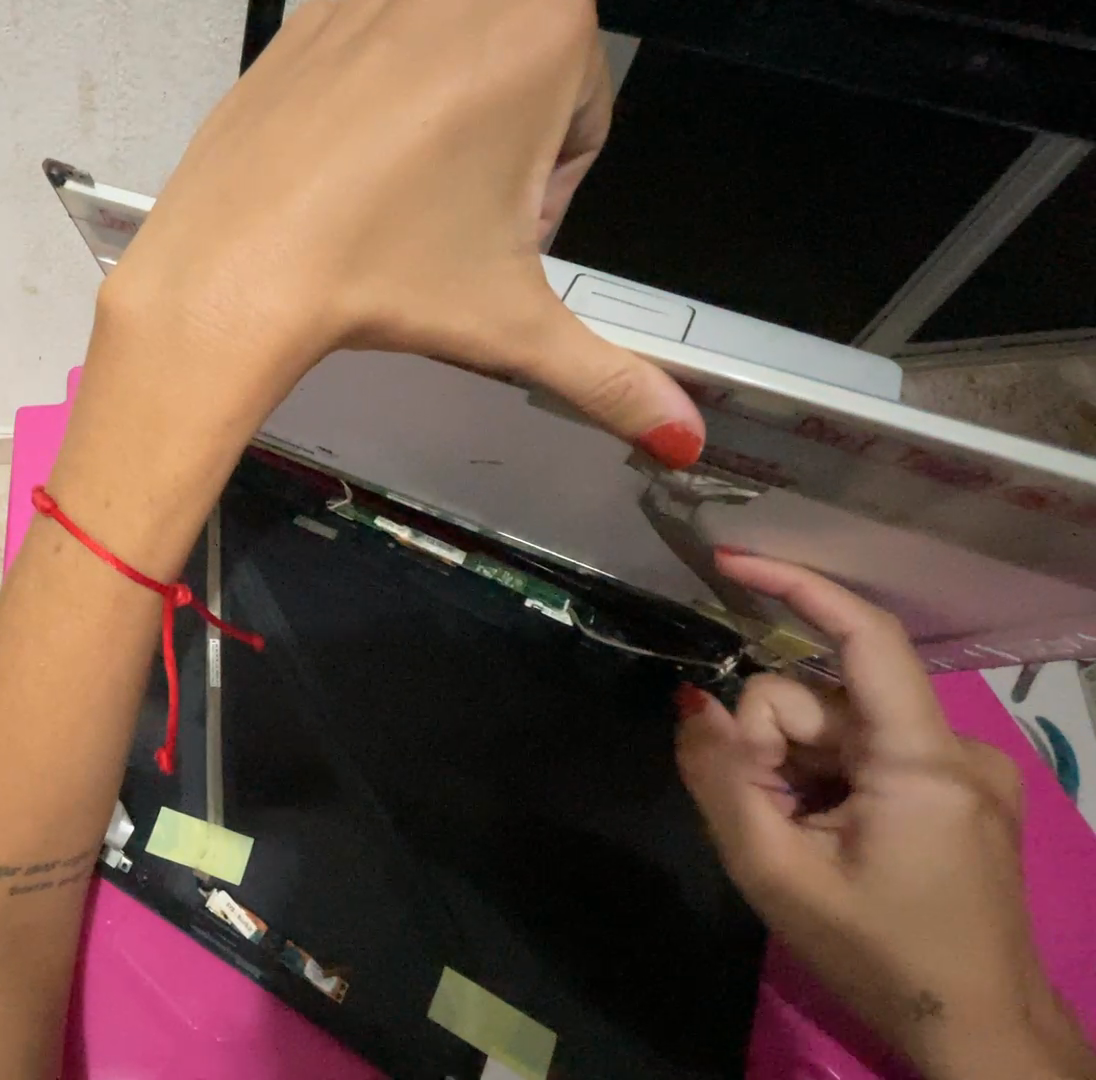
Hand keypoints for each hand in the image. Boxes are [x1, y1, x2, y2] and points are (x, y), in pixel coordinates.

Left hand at [86, 0, 703, 470]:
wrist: (232, 271)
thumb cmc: (374, 280)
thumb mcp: (509, 323)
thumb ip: (609, 376)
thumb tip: (683, 441)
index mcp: (545, 27)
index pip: (583, 117)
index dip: (538, 197)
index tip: (488, 242)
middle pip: (513, 83)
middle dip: (489, 159)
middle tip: (430, 227)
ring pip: (440, 65)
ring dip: (428, 129)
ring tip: (377, 203)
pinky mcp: (301, 21)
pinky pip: (362, 59)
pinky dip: (360, 109)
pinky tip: (332, 172)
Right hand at [676, 553, 1094, 1078]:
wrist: (978, 1032)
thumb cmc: (874, 951)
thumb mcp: (768, 866)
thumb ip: (717, 773)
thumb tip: (692, 696)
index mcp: (920, 763)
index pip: (864, 639)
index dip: (797, 587)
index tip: (729, 563)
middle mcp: (950, 748)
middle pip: (813, 698)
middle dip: (760, 742)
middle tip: (760, 812)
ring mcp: (954, 767)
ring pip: (825, 723)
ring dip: (781, 764)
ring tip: (789, 829)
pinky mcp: (946, 784)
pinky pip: (849, 747)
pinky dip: (809, 773)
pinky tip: (814, 823)